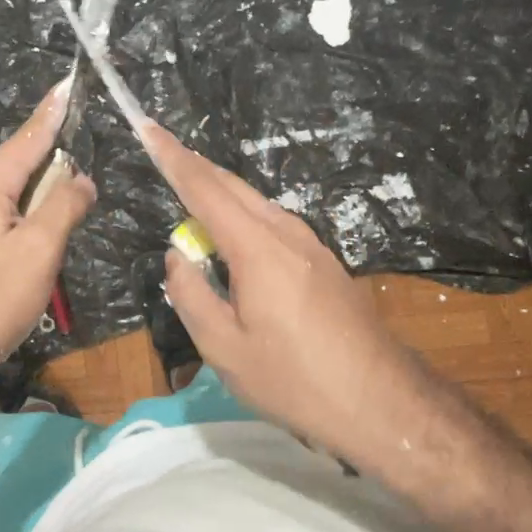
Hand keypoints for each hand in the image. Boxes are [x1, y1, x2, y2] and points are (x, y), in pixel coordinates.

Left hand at [0, 81, 95, 389]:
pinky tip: (43, 225)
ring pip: (13, 191)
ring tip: (73, 183)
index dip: (52, 112)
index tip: (66, 84)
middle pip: (21, 162)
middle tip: (81, 135)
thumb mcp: (39, 250)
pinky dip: (28, 211)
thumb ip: (63, 207)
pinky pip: (4, 213)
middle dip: (52, 152)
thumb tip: (81, 177)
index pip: (29, 137)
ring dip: (43, 188)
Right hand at [146, 122, 405, 453]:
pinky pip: (271, 221)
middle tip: (160, 148)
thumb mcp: (225, 349)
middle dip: (192, 164)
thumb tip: (178, 256)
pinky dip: (240, 213)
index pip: (204, 189)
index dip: (172, 158)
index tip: (149, 129)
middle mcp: (285, 233)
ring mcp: (309, 244)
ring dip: (217, 190)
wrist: (382, 403)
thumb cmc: (296, 381)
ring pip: (254, 201)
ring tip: (188, 188)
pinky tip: (231, 234)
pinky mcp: (322, 261)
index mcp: (256, 248)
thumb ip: (192, 295)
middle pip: (231, 185)